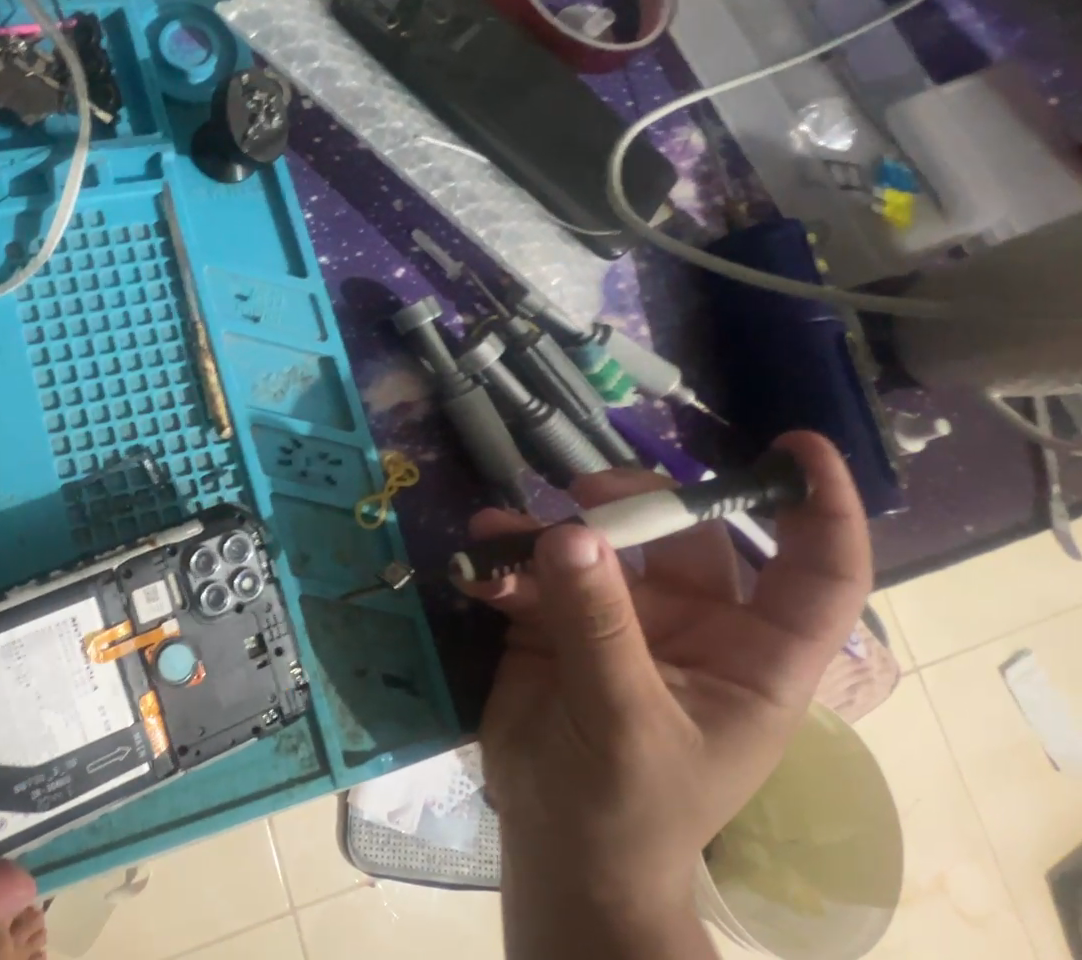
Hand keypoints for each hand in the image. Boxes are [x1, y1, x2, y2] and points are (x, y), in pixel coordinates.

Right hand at [456, 432, 870, 956]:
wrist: (556, 845)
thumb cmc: (629, 803)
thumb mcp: (626, 717)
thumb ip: (598, 625)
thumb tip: (566, 532)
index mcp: (752, 655)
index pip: (814, 570)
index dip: (817, 505)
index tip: (791, 447)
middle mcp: (692, 625)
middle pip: (679, 538)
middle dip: (633, 506)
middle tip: (580, 491)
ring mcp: (617, 623)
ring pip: (592, 551)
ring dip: (546, 535)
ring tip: (497, 530)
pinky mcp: (553, 628)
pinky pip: (532, 578)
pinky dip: (503, 568)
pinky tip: (476, 567)